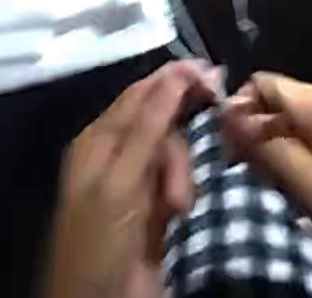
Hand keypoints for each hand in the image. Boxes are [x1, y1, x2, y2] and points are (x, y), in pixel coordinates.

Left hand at [42, 60, 221, 297]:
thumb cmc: (101, 242)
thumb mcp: (123, 179)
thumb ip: (151, 122)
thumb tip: (179, 70)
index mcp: (98, 139)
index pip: (142, 91)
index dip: (176, 77)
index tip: (213, 73)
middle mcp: (115, 152)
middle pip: (161, 117)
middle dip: (181, 130)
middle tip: (212, 115)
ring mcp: (134, 179)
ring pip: (174, 147)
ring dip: (182, 170)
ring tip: (177, 203)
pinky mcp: (151, 204)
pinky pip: (178, 175)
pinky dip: (183, 188)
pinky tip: (178, 211)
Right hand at [222, 73, 311, 297]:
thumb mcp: (310, 186)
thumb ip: (268, 147)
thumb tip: (226, 110)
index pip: (264, 83)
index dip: (238, 108)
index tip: (222, 147)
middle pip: (270, 102)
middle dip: (249, 134)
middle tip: (241, 173)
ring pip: (280, 126)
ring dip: (264, 154)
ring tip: (265, 185)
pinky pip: (296, 144)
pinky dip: (281, 164)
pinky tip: (283, 190)